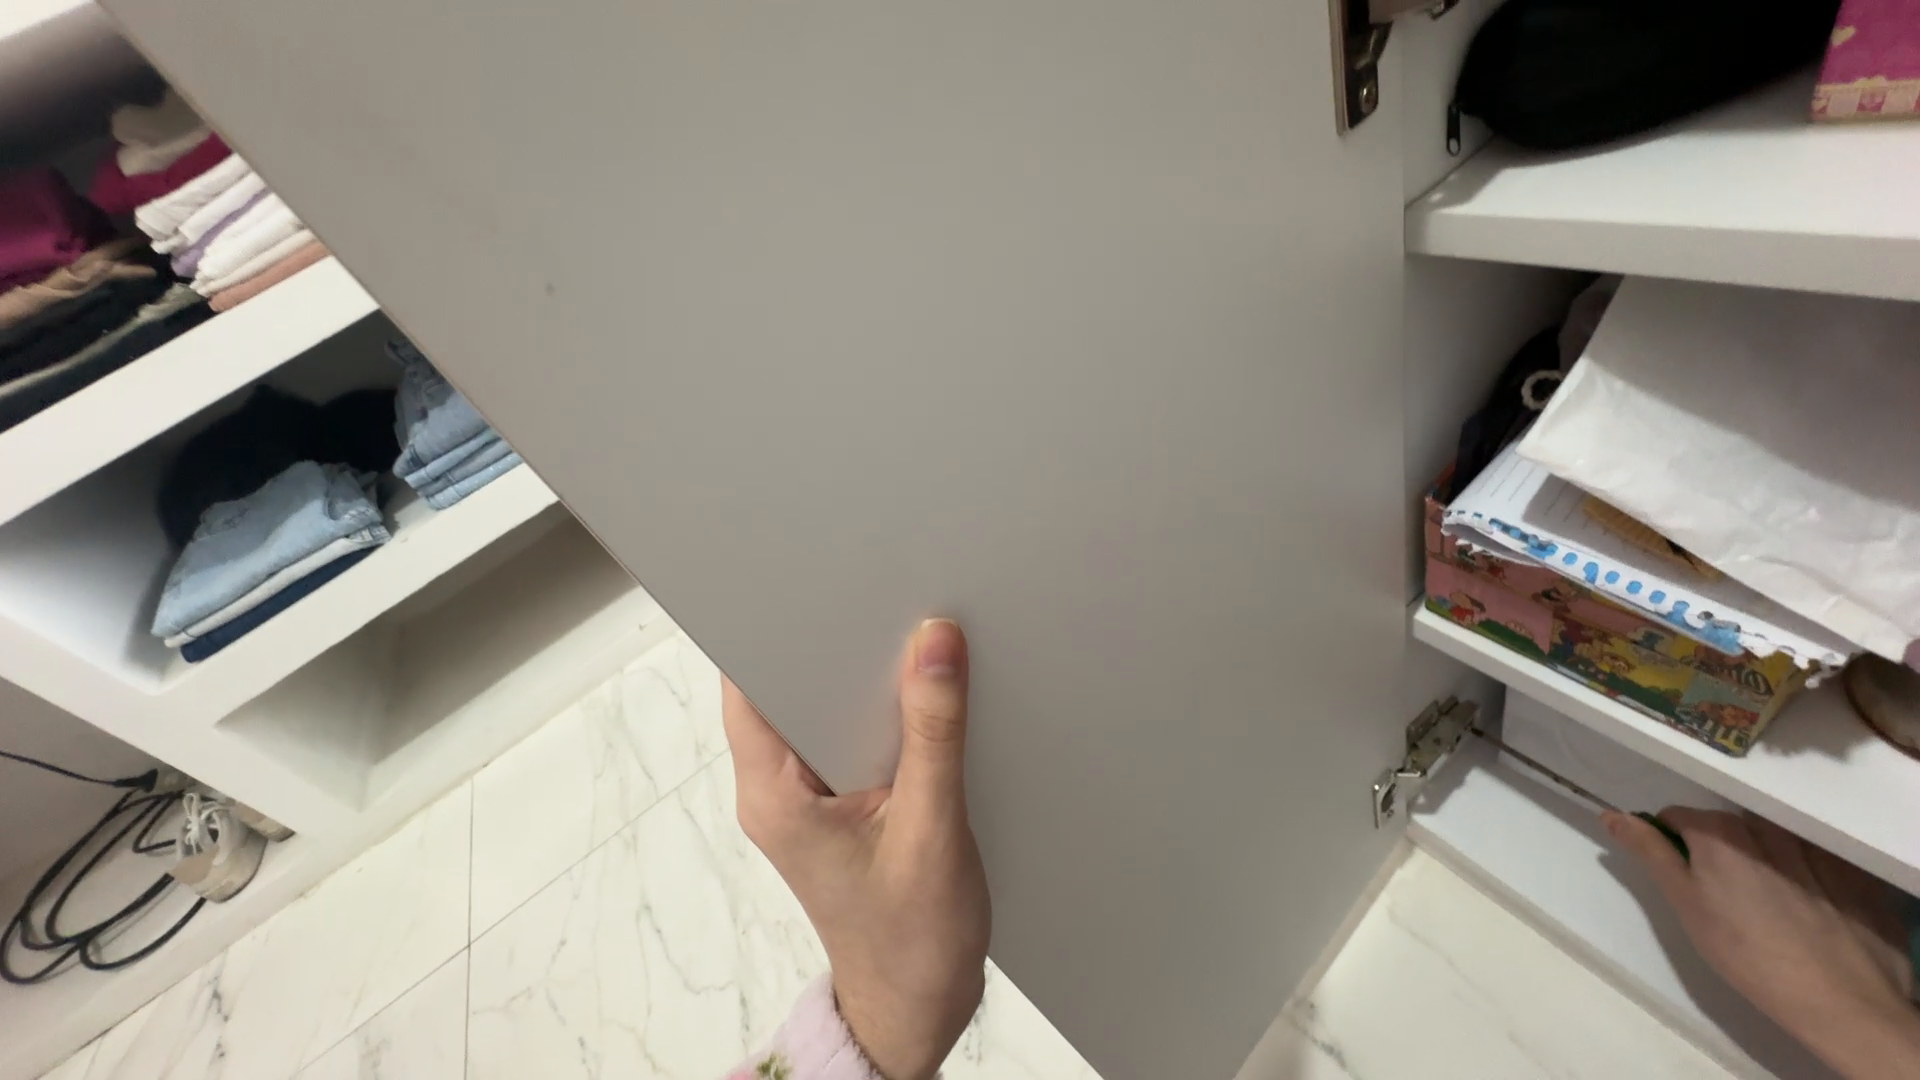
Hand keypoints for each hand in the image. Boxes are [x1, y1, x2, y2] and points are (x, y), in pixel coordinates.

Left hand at [723, 618, 988, 1079]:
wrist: (916, 1006)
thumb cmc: (912, 938)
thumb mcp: (930, 828)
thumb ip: (933, 731)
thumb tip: (935, 642)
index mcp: (775, 794)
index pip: (751, 686)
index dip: (777, 629)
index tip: (816, 583)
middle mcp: (780, 788)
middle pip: (789, 687)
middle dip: (833, 643)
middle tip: (883, 601)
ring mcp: (809, 796)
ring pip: (824, 708)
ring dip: (862, 678)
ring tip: (908, 640)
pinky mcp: (840, 801)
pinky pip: (852, 734)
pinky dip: (882, 710)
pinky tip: (922, 693)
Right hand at [1607, 809, 1919, 1079]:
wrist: (1842, 1004)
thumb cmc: (1744, 951)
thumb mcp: (1683, 900)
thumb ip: (1648, 849)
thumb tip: (1612, 815)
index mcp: (1719, 831)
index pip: (1677, 816)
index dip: (1670, 841)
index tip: (1681, 873)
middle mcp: (1767, 830)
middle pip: (1726, 825)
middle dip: (1717, 847)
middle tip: (1721, 891)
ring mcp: (1817, 853)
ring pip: (1771, 840)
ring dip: (1762, 857)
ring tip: (1768, 901)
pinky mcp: (1857, 879)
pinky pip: (1819, 860)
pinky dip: (1808, 873)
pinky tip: (1810, 905)